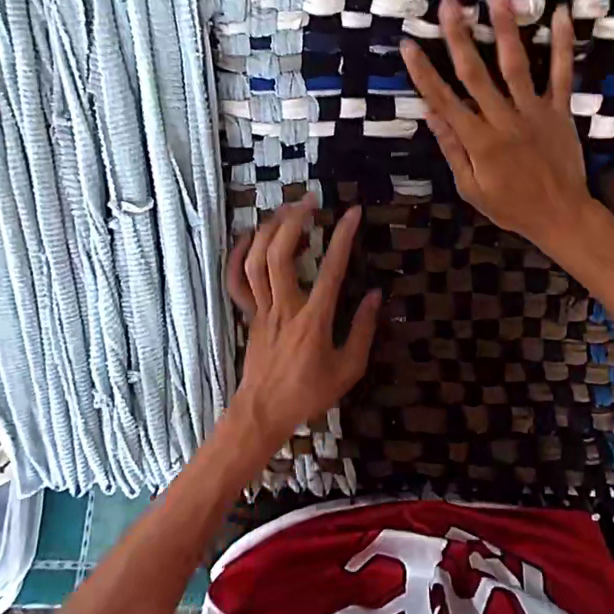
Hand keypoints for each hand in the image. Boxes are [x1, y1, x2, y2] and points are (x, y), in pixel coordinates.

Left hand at [223, 199, 380, 448]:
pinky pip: (236, 281)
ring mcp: (262, 309)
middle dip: (294, 220)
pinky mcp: (249, 314)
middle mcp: (284, 306)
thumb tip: (377, 296)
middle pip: (280, 254)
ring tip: (286, 210)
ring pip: (256, 261)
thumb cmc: (308, 393)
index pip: (332, 269)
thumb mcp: (348, 369)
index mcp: (313, 319)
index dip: (343, 237)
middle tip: (311, 200)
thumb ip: (364, 330)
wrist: (263, 413)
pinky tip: (250, 237)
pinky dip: (239, 256)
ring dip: (269, 230)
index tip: (352, 213)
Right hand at [401, 0, 593, 249]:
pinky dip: (561, 46)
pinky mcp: (559, 112)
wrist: (562, 216)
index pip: (443, 101)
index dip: (423, 72)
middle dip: (459, 38)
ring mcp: (533, 113)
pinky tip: (558, 16)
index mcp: (478, 142)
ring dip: (505, 29)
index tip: (408, 45)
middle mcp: (503, 121)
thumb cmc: (511, 207)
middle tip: (450, 5)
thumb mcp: (471, 188)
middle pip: (476, 74)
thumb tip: (431, 113)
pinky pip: (561, 75)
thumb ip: (452, 149)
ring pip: (516, 66)